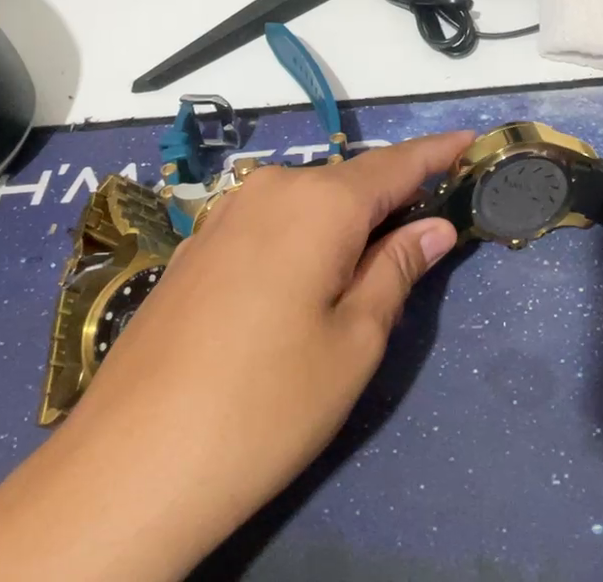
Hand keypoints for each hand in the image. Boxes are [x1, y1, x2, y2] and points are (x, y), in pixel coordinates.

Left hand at [0, 131, 472, 581]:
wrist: (131, 464)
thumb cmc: (267, 404)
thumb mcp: (354, 342)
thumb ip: (397, 271)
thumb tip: (433, 228)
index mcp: (318, 204)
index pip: (395, 165)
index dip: (437, 153)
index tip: (471, 140)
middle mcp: (267, 192)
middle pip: (347, 182)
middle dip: (391, 196)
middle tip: (429, 225)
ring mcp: (222, 219)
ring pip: (305, 203)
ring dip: (346, 220)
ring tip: (374, 257)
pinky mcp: (195, 251)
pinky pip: (269, 224)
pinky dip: (304, 235)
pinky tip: (308, 275)